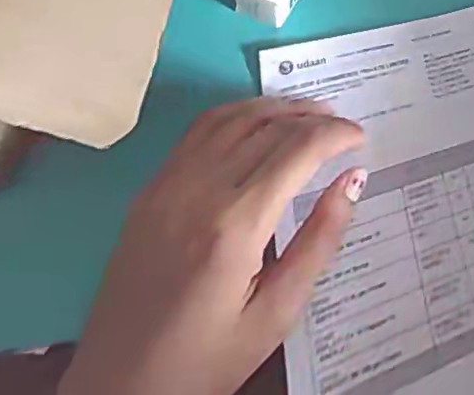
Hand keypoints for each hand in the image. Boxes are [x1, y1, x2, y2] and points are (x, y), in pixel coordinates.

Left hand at [61, 98, 365, 394]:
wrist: (114, 392)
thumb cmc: (204, 361)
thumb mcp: (276, 314)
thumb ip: (320, 239)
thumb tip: (353, 178)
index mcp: (237, 225)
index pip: (299, 148)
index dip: (337, 133)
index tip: (360, 138)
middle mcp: (201, 190)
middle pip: (272, 126)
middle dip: (316, 117)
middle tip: (343, 126)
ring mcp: (169, 184)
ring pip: (237, 116)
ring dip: (280, 107)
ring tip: (310, 114)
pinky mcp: (150, 189)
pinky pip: (201, 129)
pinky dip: (240, 112)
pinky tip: (260, 121)